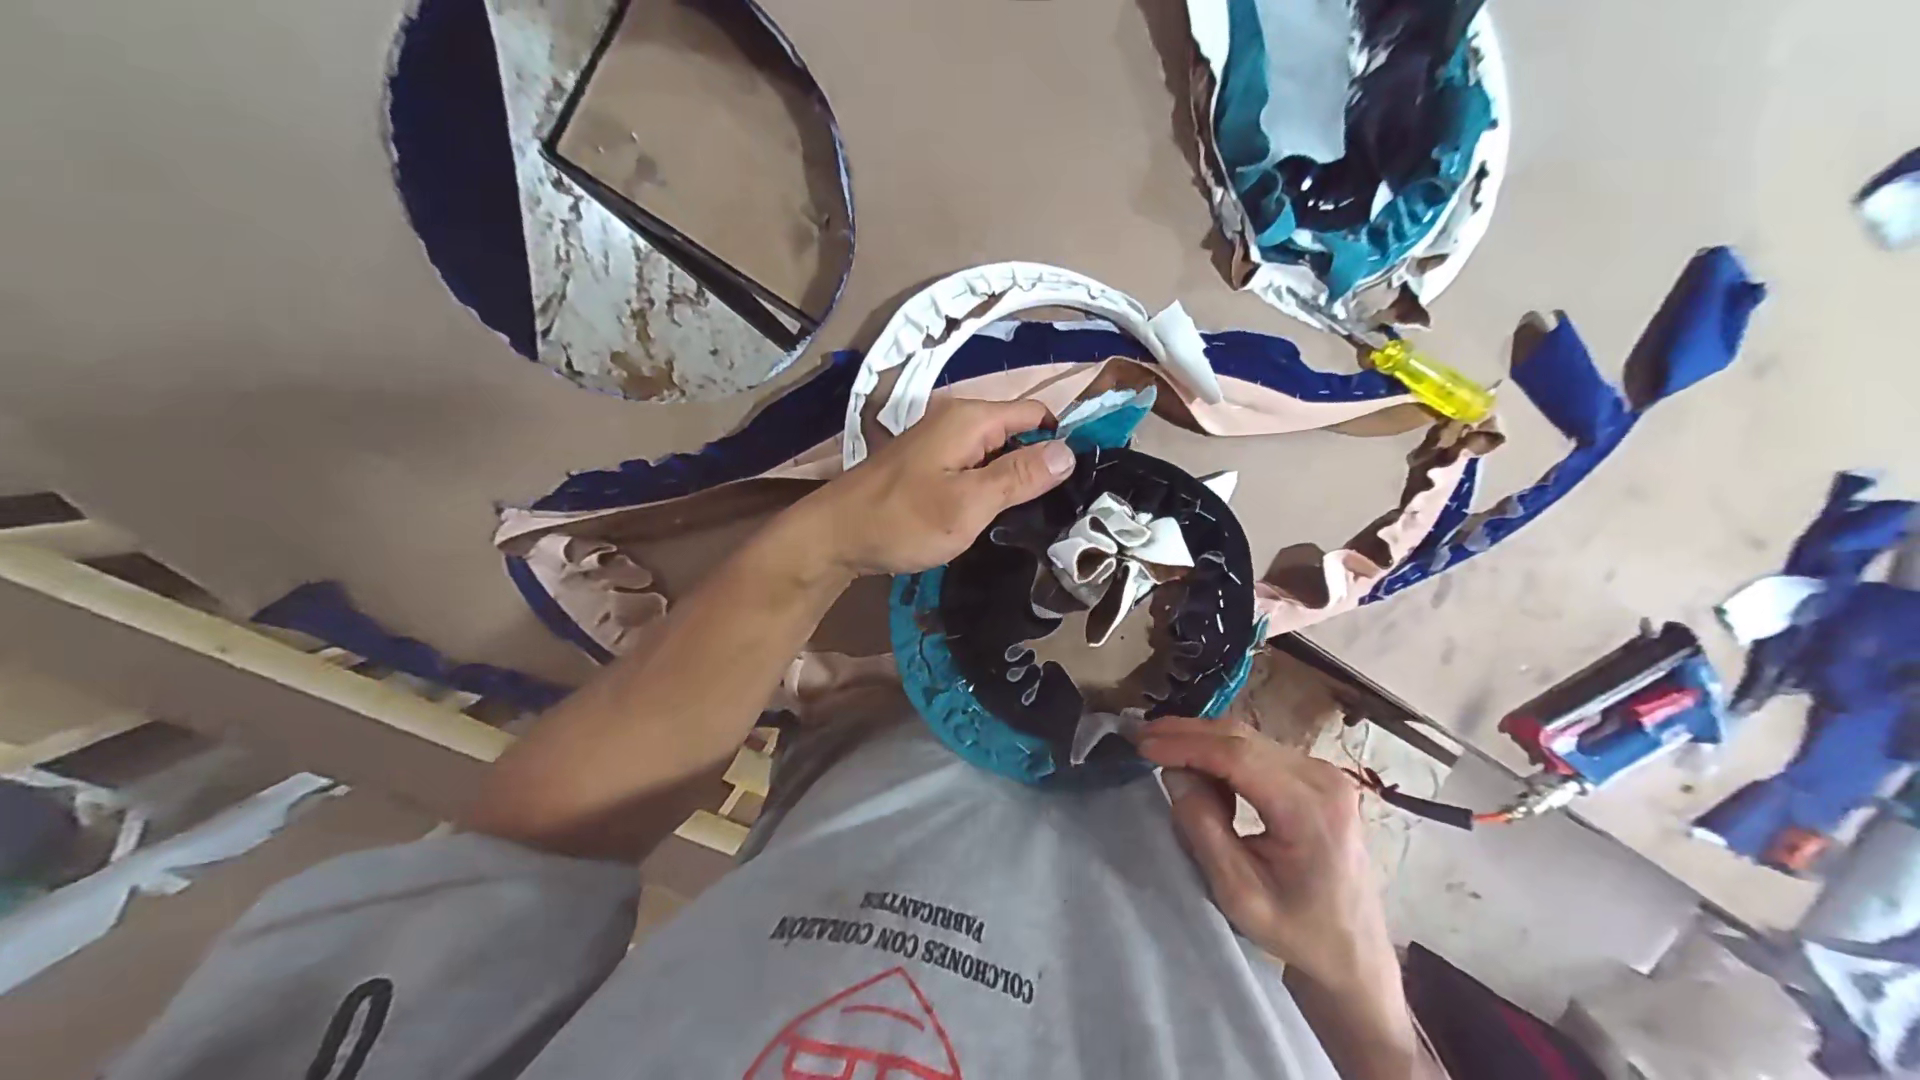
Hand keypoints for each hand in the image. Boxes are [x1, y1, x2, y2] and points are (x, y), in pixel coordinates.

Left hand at [797, 398, 1076, 575]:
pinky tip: (997, 515)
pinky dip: (990, 486)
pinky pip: (975, 466)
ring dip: (1015, 479)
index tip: (1081, 484)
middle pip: (1018, 432)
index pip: (1037, 414)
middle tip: (1060, 509)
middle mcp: (957, 419)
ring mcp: (941, 441)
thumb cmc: (902, 520)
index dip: (1062, 443)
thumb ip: (1019, 476)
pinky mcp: (931, 464)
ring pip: (997, 452)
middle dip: (1040, 464)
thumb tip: (1069, 451)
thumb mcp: (968, 504)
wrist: (834, 537)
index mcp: (971, 419)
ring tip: (1035, 517)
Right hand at [1138, 718, 1428, 1078]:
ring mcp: (1324, 773)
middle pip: (1241, 738)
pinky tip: (1196, 765)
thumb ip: (1203, 829)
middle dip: (1186, 733)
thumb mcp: (1239, 894)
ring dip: (1201, 741)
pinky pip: (1258, 750)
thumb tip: (1175, 774)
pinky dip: (1220, 752)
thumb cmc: (1298, 931)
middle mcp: (1324, 779)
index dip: (1185, 744)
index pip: (1237, 757)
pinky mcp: (1317, 776)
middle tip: (1141, 737)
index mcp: (1311, 809)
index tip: (1142, 745)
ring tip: (1159, 749)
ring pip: (1247, 738)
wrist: (1354, 951)